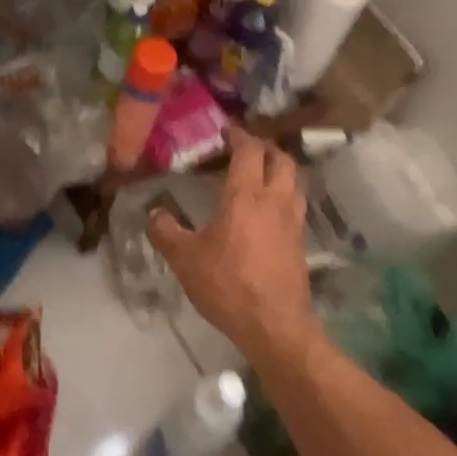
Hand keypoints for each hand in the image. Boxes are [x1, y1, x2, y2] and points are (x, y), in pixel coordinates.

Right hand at [148, 129, 319, 360]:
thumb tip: (155, 213)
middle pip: (281, 159)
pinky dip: (285, 196)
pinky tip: (271, 211)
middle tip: (247, 149)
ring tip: (263, 175)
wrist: (274, 324)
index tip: (228, 131)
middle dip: (266, 148)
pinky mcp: (301, 242)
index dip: (240, 136)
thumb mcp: (185, 260)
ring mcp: (293, 221)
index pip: (249, 150)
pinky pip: (296, 206)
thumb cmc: (227, 285)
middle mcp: (275, 200)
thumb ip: (167, 232)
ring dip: (281, 169)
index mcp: (246, 195)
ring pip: (295, 181)